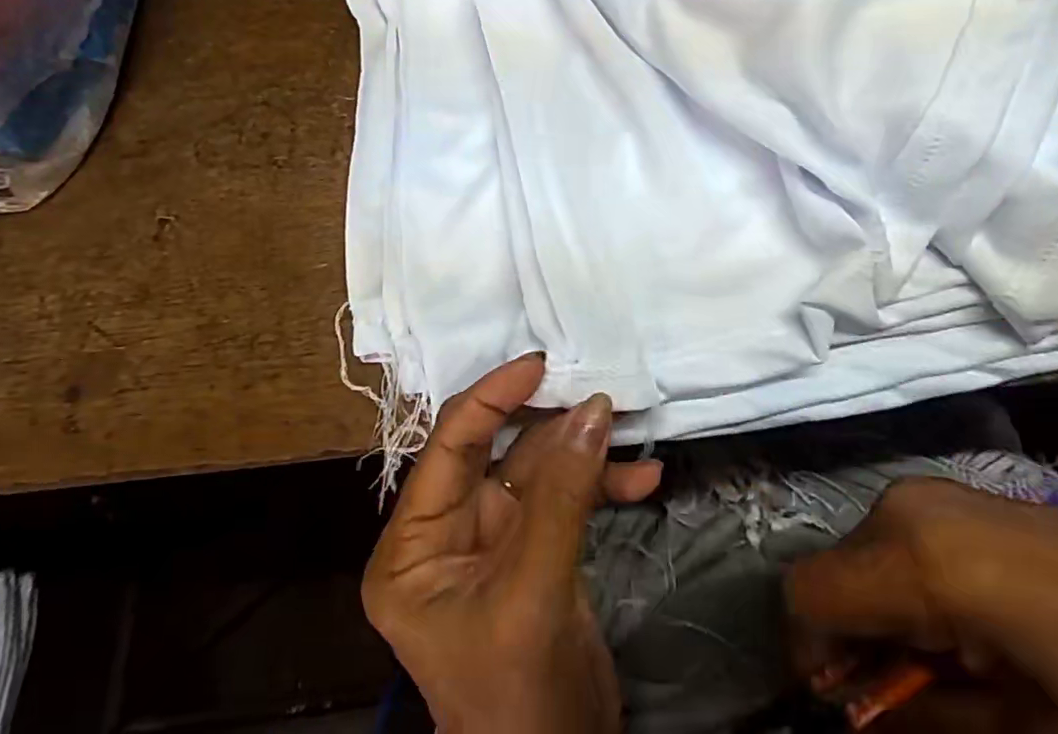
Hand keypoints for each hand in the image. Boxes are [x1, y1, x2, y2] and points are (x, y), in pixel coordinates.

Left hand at [362, 356, 662, 733]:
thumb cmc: (515, 692)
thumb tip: (594, 409)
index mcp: (413, 546)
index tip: (540, 365)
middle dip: (548, 421)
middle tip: (594, 388)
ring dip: (585, 450)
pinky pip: (567, 500)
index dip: (492, 398)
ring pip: (539, 470)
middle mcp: (448, 533)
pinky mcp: (538, 551)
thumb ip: (562, 496)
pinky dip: (603, 486)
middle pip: (497, 450)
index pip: (448, 446)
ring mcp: (497, 541)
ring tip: (629, 425)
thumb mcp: (532, 591)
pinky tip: (643, 479)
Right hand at [786, 477, 1057, 733]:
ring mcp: (956, 494)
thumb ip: (924, 726)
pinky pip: (918, 545)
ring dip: (893, 625)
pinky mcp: (988, 503)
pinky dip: (926, 600)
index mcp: (922, 554)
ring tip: (964, 681)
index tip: (847, 716)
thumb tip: (860, 722)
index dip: (807, 663)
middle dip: (856, 644)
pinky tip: (989, 644)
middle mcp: (921, 503)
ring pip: (875, 558)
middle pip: (837, 572)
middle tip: (914, 709)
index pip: (804, 594)